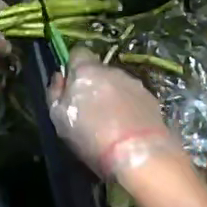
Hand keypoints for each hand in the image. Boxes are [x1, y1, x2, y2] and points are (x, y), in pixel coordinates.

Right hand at [46, 49, 185, 177]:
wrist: (138, 154)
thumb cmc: (91, 137)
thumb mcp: (58, 118)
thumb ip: (55, 93)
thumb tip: (59, 76)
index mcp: (86, 70)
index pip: (78, 53)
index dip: (73, 67)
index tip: (70, 86)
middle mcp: (112, 70)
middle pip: (98, 70)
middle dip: (93, 84)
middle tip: (88, 110)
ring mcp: (134, 83)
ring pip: (117, 84)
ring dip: (111, 96)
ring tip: (109, 122)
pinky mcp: (151, 98)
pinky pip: (132, 97)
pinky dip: (128, 107)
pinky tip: (126, 128)